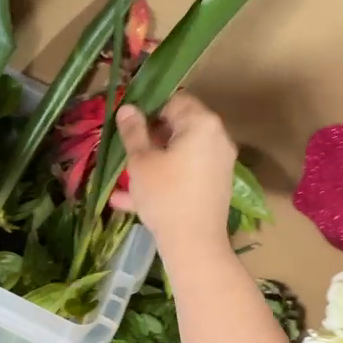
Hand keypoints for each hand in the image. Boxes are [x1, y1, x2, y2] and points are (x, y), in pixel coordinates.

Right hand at [110, 93, 236, 257]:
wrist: (194, 243)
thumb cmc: (164, 195)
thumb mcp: (140, 162)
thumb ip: (133, 132)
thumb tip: (127, 108)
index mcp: (201, 124)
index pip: (174, 100)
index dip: (149, 109)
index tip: (129, 126)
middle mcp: (216, 138)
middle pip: (179, 127)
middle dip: (150, 137)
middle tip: (126, 151)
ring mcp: (218, 163)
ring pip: (179, 154)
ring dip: (153, 161)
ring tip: (125, 178)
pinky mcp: (215, 185)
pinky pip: (185, 174)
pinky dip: (164, 179)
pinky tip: (130, 199)